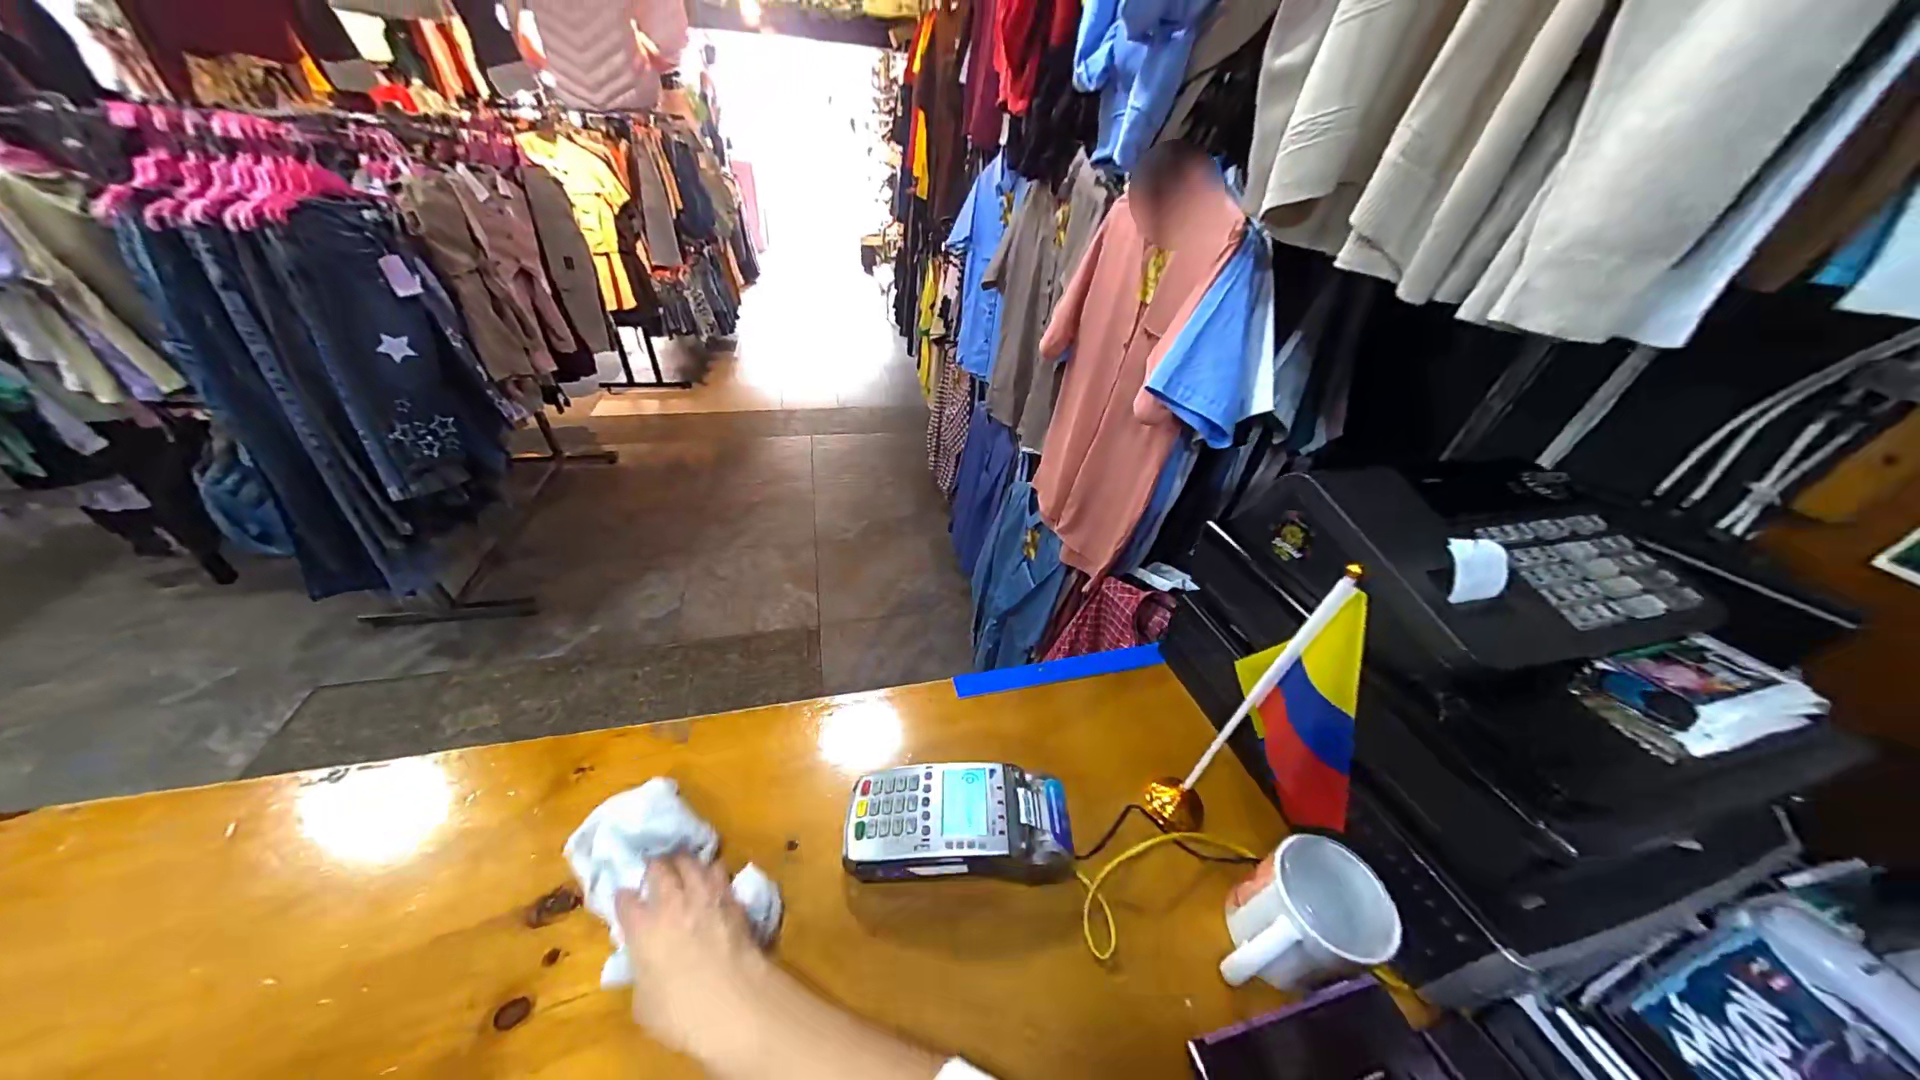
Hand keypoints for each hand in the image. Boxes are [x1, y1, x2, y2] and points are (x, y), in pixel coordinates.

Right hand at [615, 855, 771, 1065]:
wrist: (734, 998)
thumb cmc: (680, 1012)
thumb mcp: (644, 1003)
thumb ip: (642, 973)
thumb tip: (647, 964)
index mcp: (643, 929)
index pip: (626, 901)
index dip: (624, 898)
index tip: (625, 897)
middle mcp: (673, 903)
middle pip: (661, 869)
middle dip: (655, 866)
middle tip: (655, 868)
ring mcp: (705, 896)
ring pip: (693, 863)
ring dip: (686, 862)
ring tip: (684, 865)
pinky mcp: (733, 898)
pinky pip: (720, 873)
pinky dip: (713, 871)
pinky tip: (713, 876)